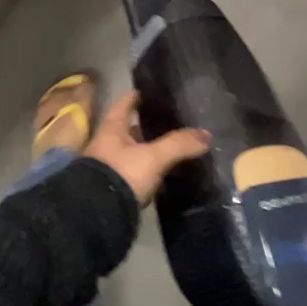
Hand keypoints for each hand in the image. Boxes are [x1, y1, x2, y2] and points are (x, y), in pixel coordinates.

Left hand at [82, 91, 210, 206]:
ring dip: (152, 152)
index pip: (125, 104)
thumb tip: (206, 134)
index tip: (153, 92)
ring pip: (136, 153)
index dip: (137, 96)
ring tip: (177, 151)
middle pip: (131, 130)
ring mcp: (111, 166)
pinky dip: (151, 174)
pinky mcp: (118, 186)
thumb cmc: (122, 173)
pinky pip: (138, 174)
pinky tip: (168, 177)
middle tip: (175, 125)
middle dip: (150, 128)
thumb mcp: (153, 157)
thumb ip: (178, 144)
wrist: (100, 212)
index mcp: (112, 128)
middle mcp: (108, 143)